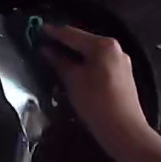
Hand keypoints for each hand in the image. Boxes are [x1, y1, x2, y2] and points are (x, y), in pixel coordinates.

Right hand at [42, 24, 156, 154]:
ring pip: (91, 52)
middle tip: (42, 44)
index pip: (72, 34)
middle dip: (63, 43)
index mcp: (103, 45)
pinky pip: (98, 62)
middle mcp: (115, 48)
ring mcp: (120, 61)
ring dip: (73, 54)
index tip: (35, 28)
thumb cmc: (97, 104)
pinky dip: (84, 63)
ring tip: (53, 56)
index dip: (52, 32)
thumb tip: (46, 49)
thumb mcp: (73, 81)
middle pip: (83, 41)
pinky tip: (72, 69)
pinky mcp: (122, 75)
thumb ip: (59, 61)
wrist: (125, 132)